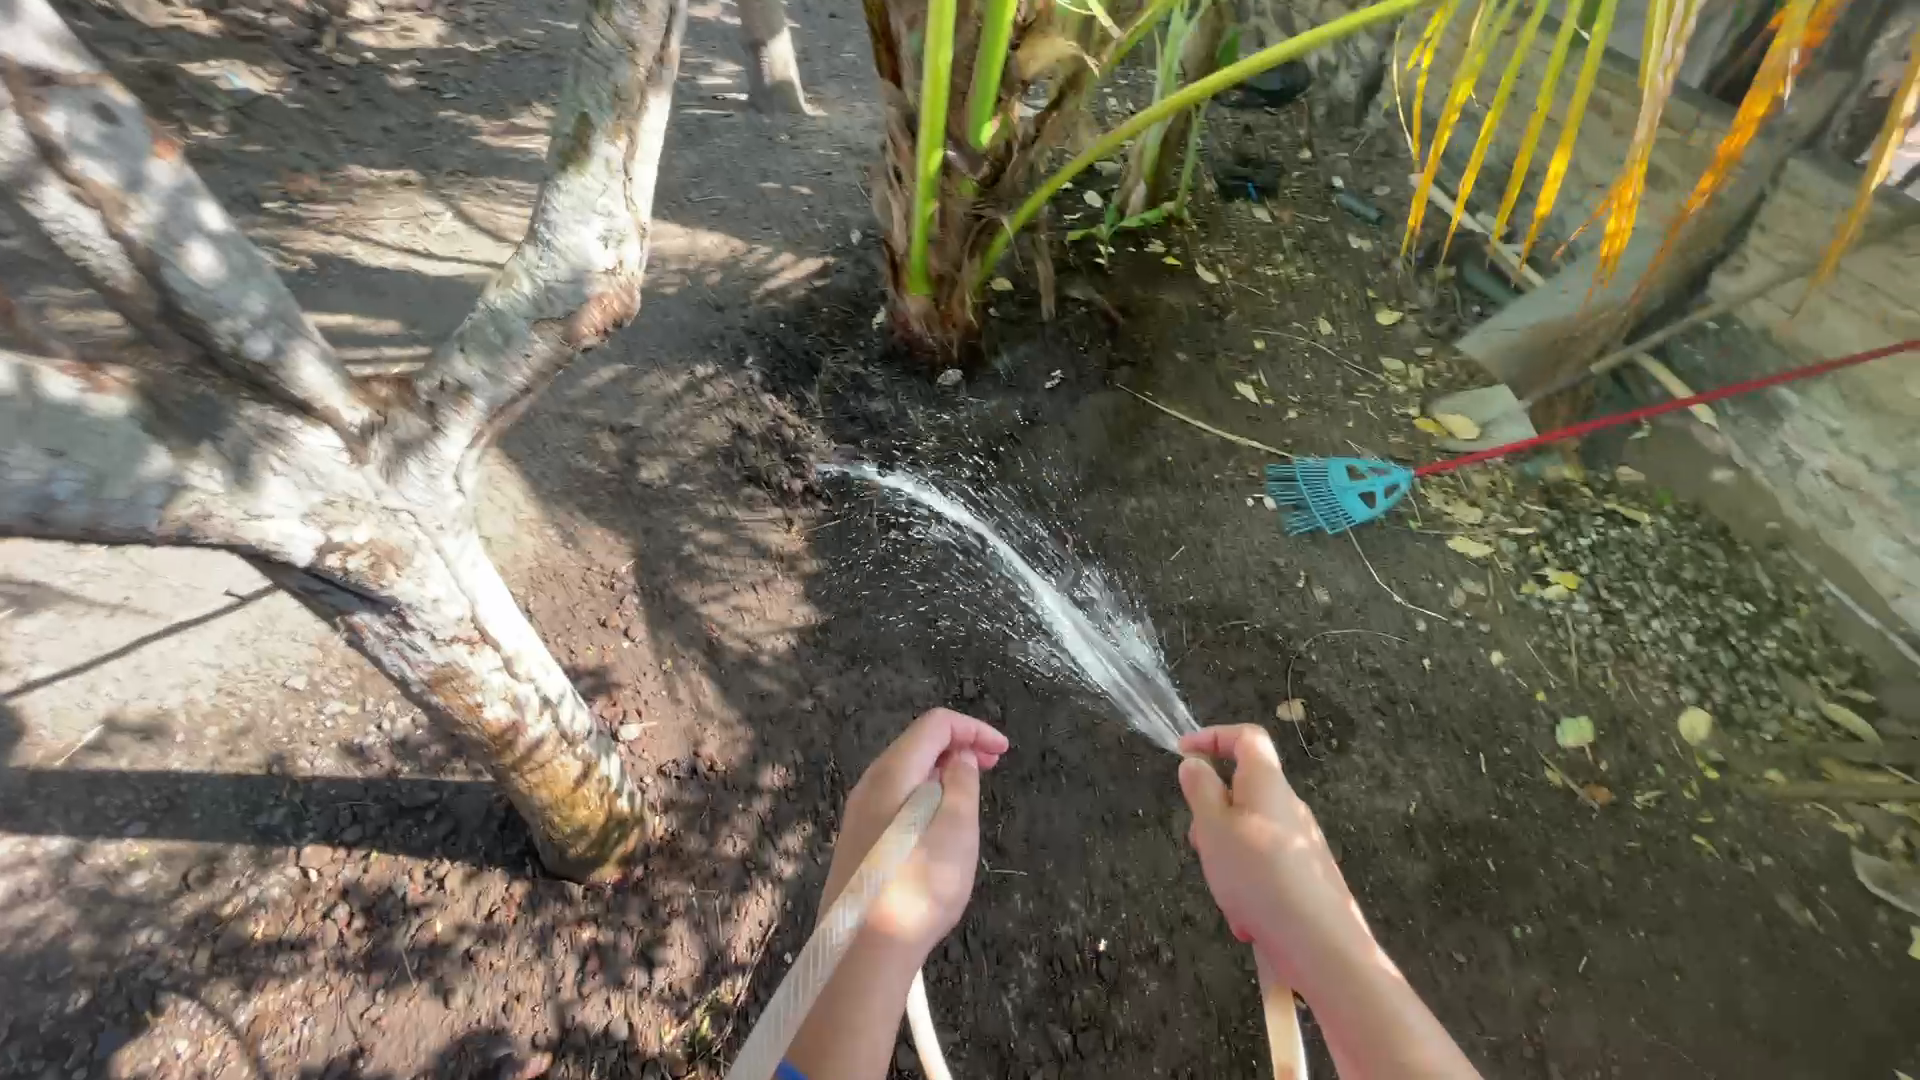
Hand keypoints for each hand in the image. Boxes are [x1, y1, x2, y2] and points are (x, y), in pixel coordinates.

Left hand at [820, 708, 1008, 959]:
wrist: (862, 951)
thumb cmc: (918, 885)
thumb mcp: (957, 829)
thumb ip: (962, 782)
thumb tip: (960, 756)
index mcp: (893, 771)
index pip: (935, 724)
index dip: (974, 728)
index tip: (1004, 752)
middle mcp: (871, 783)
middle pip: (918, 743)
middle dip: (959, 745)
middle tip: (994, 765)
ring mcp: (860, 812)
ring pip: (907, 772)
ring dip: (943, 771)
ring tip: (971, 792)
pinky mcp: (859, 839)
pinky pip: (897, 797)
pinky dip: (926, 793)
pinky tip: (941, 821)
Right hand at [1177, 724, 1374, 990]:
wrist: (1322, 947)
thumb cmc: (1259, 875)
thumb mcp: (1213, 827)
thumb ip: (1200, 789)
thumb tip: (1195, 763)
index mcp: (1267, 783)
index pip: (1246, 737)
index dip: (1212, 736)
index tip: (1182, 753)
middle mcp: (1288, 806)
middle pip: (1242, 789)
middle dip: (1212, 812)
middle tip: (1199, 841)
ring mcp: (1300, 843)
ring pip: (1248, 831)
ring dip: (1226, 852)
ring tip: (1223, 887)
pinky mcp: (1305, 876)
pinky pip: (1264, 865)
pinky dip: (1246, 881)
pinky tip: (1246, 915)